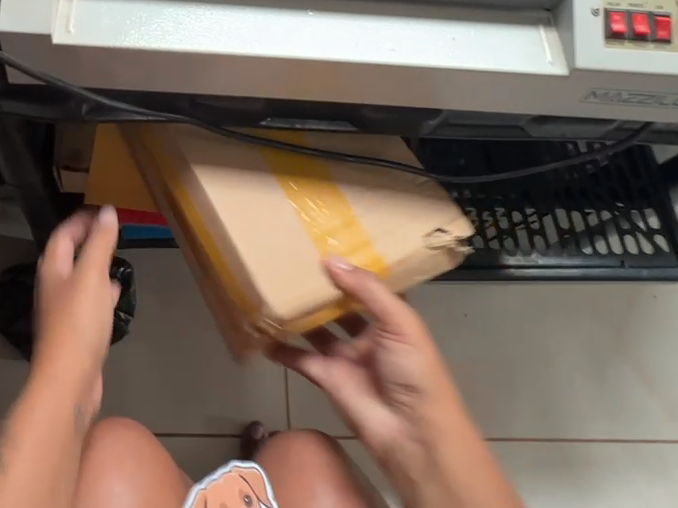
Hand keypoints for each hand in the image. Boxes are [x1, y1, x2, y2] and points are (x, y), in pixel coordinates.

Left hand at [32, 205, 121, 414]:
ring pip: (79, 279)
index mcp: (53, 270)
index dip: (80, 220)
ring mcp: (63, 312)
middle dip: (87, 240)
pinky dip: (101, 291)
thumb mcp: (92, 275)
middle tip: (110, 230)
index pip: (63, 235)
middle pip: (68, 256)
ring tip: (115, 257)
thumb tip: (106, 211)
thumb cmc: (78, 323)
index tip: (101, 210)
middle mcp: (54, 288)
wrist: (69, 381)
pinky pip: (88, 302)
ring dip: (95, 265)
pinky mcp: (76, 332)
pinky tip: (114, 293)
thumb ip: (99, 242)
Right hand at [271, 258, 513, 506]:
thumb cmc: (414, 370)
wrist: (412, 434)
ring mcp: (345, 356)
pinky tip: (264, 333)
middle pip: (339, 305)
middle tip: (292, 260)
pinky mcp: (327, 377)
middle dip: (320, 288)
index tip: (325, 243)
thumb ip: (367, 290)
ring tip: (274, 288)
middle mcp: (367, 334)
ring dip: (300, 313)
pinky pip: (301, 358)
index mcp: (391, 318)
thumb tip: (330, 260)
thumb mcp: (400, 322)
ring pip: (317, 328)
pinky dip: (283, 348)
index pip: (368, 286)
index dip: (351, 268)